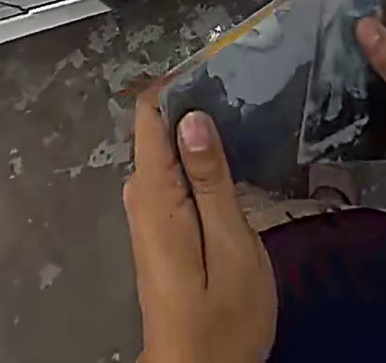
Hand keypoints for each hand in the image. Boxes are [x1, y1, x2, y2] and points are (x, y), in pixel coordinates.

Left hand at [123, 96, 276, 362]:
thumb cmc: (221, 319)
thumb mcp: (231, 247)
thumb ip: (210, 180)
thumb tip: (193, 117)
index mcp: (155, 194)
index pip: (149, 114)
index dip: (179, 84)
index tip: (218, 67)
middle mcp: (141, 193)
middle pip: (158, 125)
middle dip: (197, 103)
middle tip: (243, 92)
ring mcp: (148, 207)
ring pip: (169, 145)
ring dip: (201, 128)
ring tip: (244, 113)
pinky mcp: (160, 220)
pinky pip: (174, 167)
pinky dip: (199, 153)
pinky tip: (231, 151)